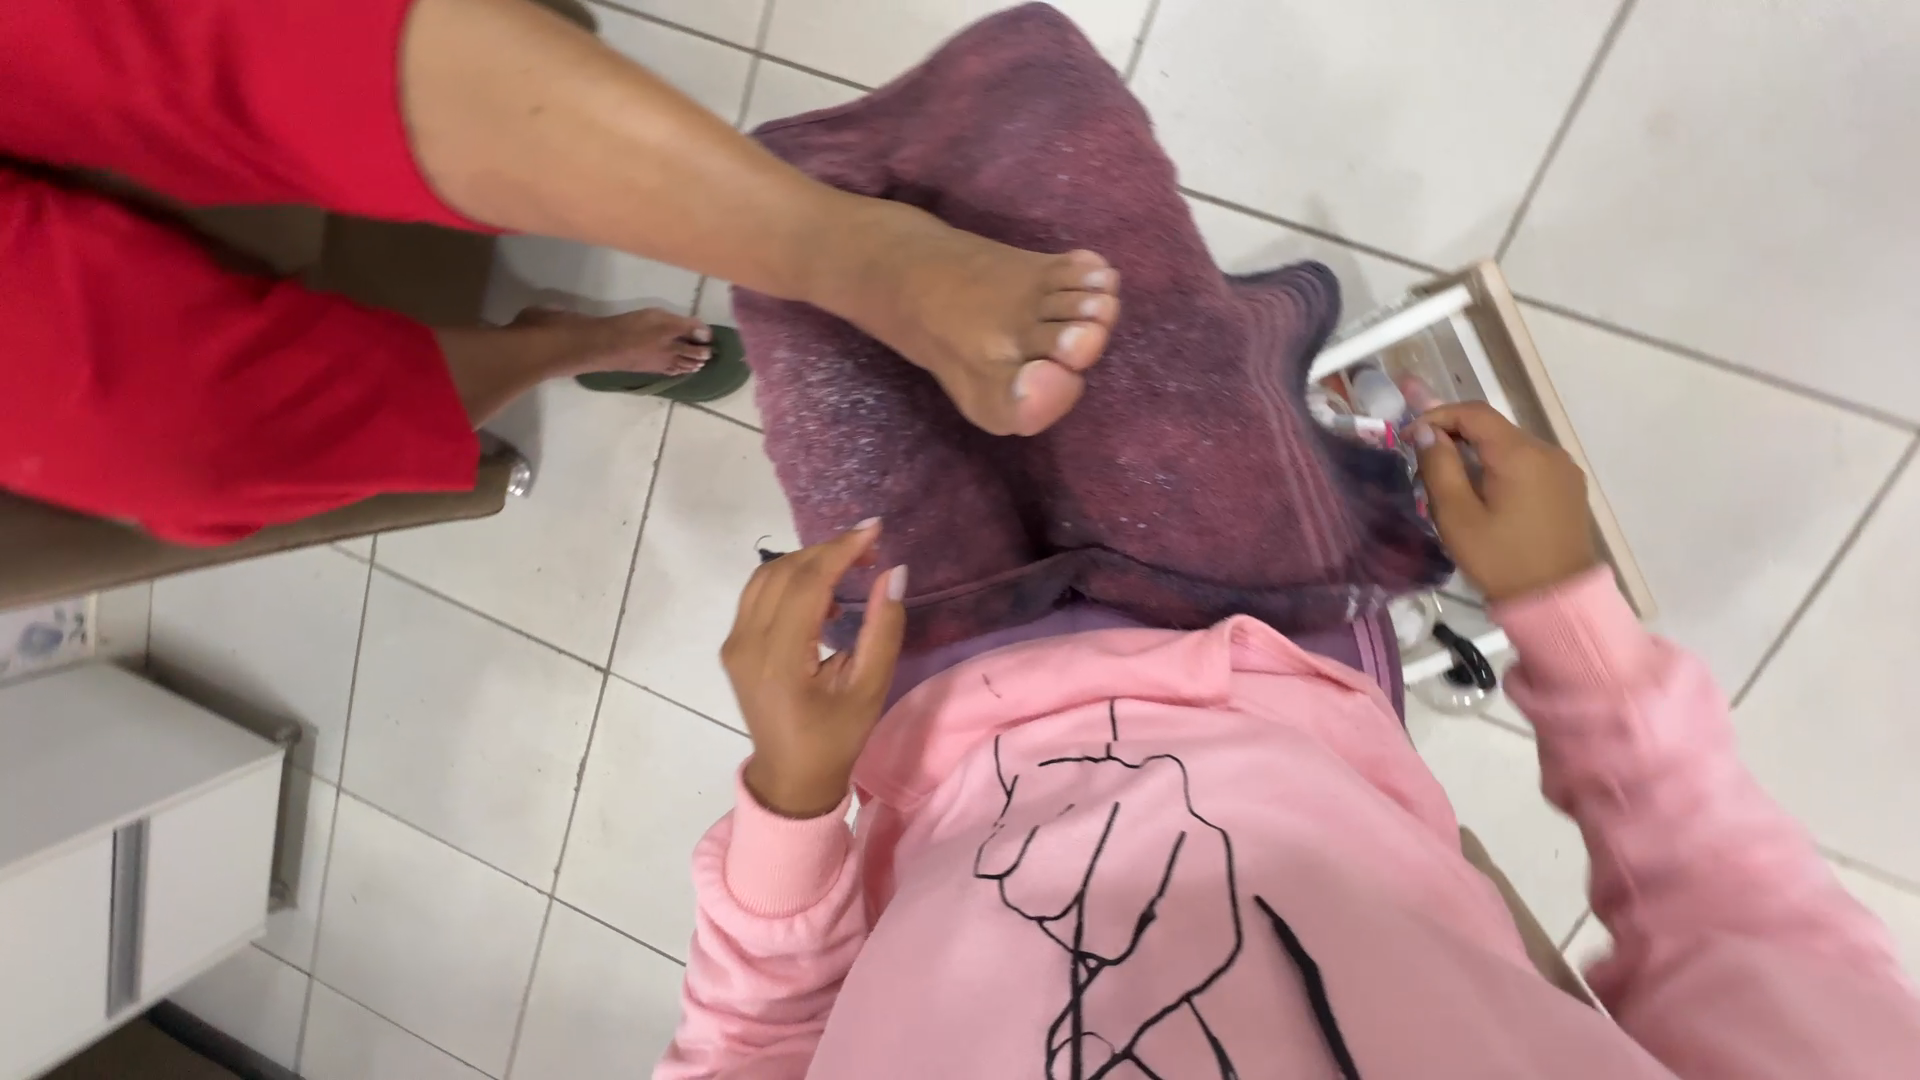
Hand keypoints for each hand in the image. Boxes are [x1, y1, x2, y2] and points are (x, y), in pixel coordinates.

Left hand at [721, 521, 907, 818]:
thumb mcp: (870, 688)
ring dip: (807, 561)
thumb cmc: (835, 737)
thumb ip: (883, 629)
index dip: (842, 550)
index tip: (875, 531)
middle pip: (785, 571)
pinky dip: (790, 579)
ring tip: (848, 567)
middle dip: (828, 551)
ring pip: (767, 576)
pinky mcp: (734, 645)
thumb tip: (893, 573)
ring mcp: (734, 643)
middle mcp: (747, 643)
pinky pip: (758, 592)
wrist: (790, 777)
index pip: (809, 583)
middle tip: (869, 551)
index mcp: (780, 659)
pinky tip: (821, 594)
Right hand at [1409, 402, 1597, 603]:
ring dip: (1474, 450)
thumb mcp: (1455, 514)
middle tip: (1421, 460)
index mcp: (1519, 455)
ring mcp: (1561, 468)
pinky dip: (1496, 464)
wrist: (1555, 597)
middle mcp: (1547, 451)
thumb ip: (1439, 466)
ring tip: (1446, 477)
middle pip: (1492, 426)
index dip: (1436, 416)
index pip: (1474, 413)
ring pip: (1508, 443)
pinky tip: (1480, 490)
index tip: (1409, 438)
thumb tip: (1425, 432)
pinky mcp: (1566, 485)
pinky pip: (1525, 461)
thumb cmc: (1498, 557)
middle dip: (1453, 434)